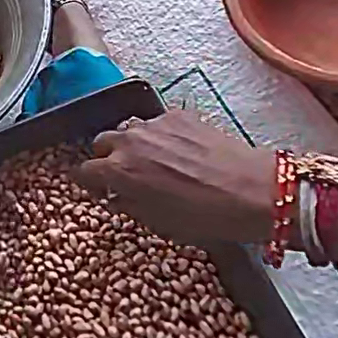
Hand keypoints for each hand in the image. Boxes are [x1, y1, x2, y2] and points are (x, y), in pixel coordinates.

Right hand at [76, 110, 273, 248]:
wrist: (253, 191)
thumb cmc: (205, 216)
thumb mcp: (158, 222)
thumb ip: (128, 204)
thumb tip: (115, 196)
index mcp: (119, 171)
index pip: (84, 170)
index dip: (90, 182)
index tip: (99, 189)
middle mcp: (130, 141)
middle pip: (102, 142)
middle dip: (107, 157)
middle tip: (125, 174)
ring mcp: (154, 123)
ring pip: (129, 130)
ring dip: (132, 144)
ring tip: (154, 161)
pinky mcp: (178, 114)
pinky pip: (157, 122)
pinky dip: (160, 135)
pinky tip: (180, 151)